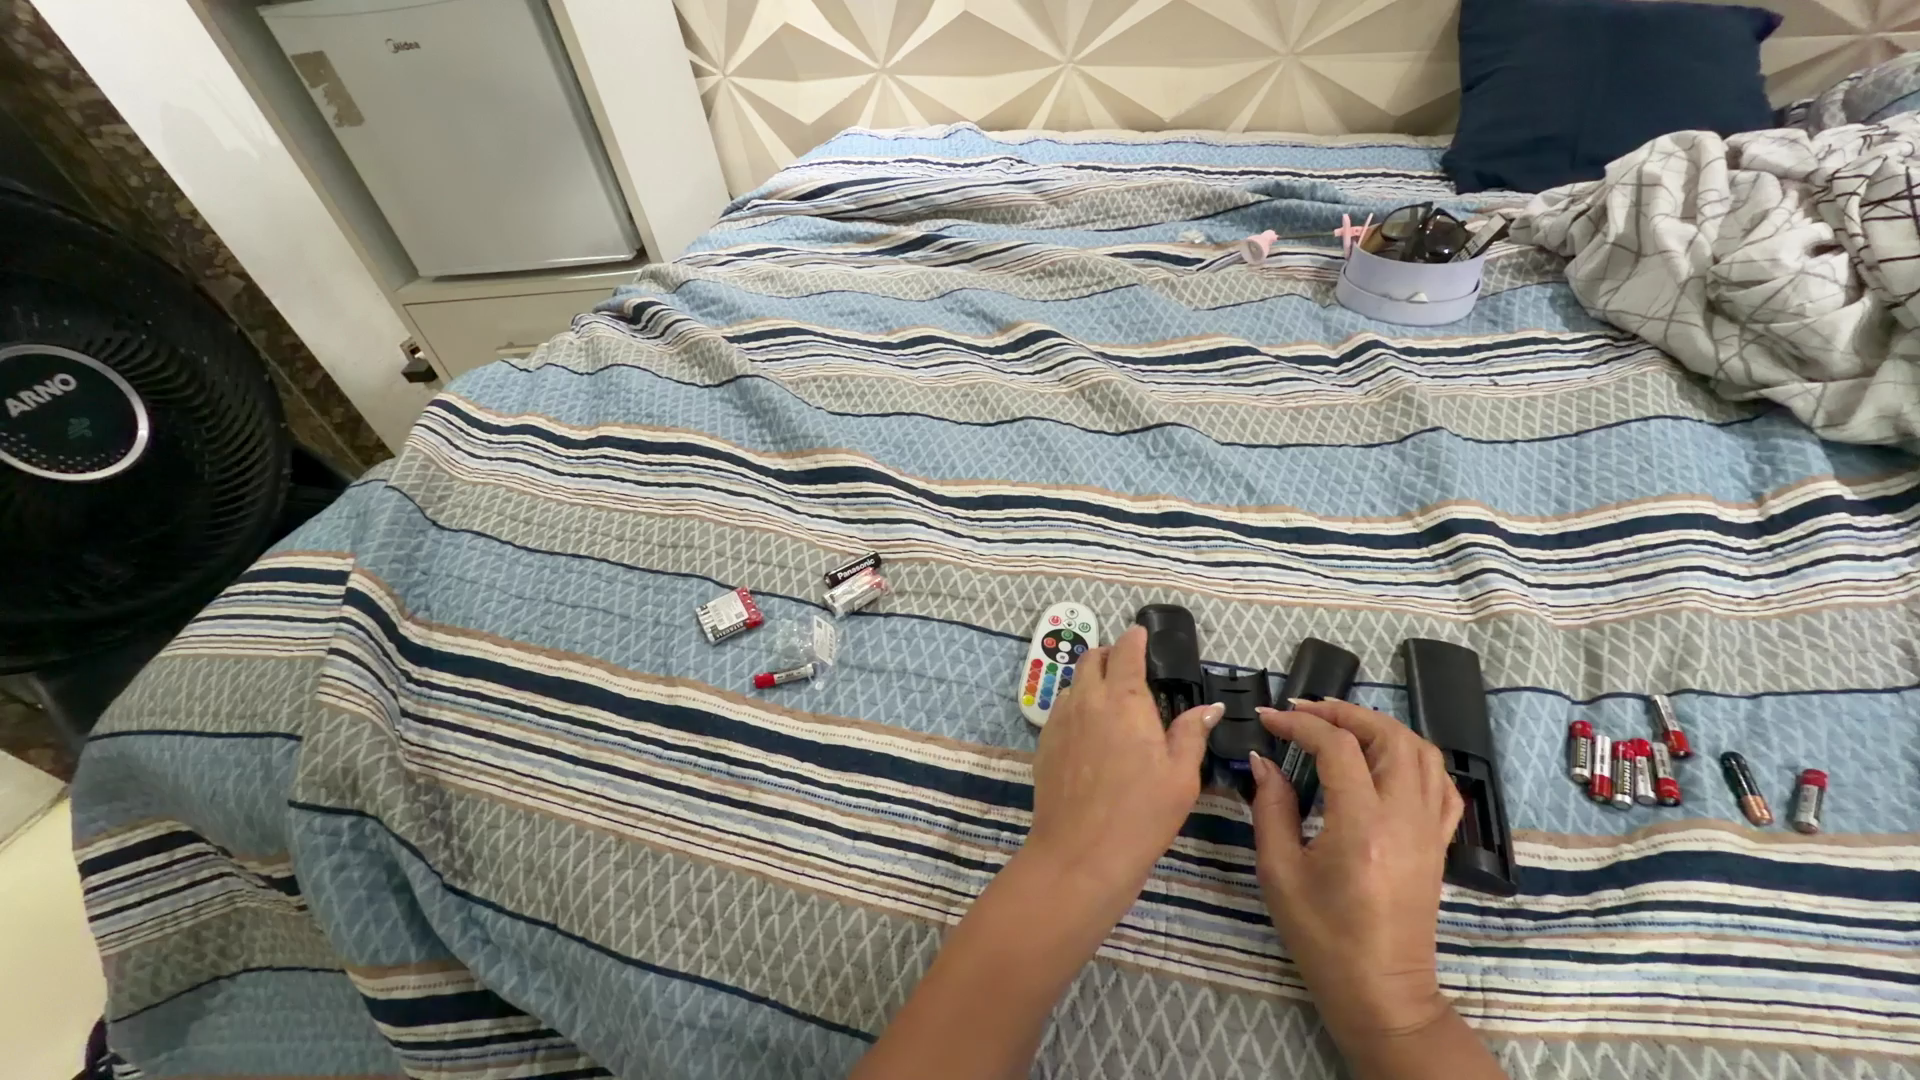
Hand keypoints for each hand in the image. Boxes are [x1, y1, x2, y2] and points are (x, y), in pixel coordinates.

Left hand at [1026, 625, 1223, 897]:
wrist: (1080, 852)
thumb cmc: (1141, 814)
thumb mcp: (1181, 776)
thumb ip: (1191, 733)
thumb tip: (1207, 708)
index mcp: (1124, 699)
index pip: (1125, 651)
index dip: (1134, 638)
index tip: (1141, 635)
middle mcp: (1087, 700)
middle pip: (1091, 658)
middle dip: (1109, 654)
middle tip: (1128, 667)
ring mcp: (1060, 720)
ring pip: (1073, 683)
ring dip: (1091, 681)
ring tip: (1111, 702)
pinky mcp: (1044, 743)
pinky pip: (1060, 710)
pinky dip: (1076, 706)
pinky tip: (1091, 733)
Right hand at [1247, 699, 1463, 1041]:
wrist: (1380, 990)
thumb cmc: (1321, 935)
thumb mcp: (1279, 871)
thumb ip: (1271, 807)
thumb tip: (1265, 761)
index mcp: (1362, 826)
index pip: (1336, 748)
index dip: (1299, 725)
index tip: (1267, 720)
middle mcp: (1405, 819)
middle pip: (1390, 737)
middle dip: (1344, 713)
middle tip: (1305, 711)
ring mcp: (1431, 830)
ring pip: (1422, 753)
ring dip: (1380, 728)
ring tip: (1341, 725)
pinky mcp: (1440, 843)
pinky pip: (1441, 784)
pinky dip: (1414, 757)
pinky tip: (1385, 759)